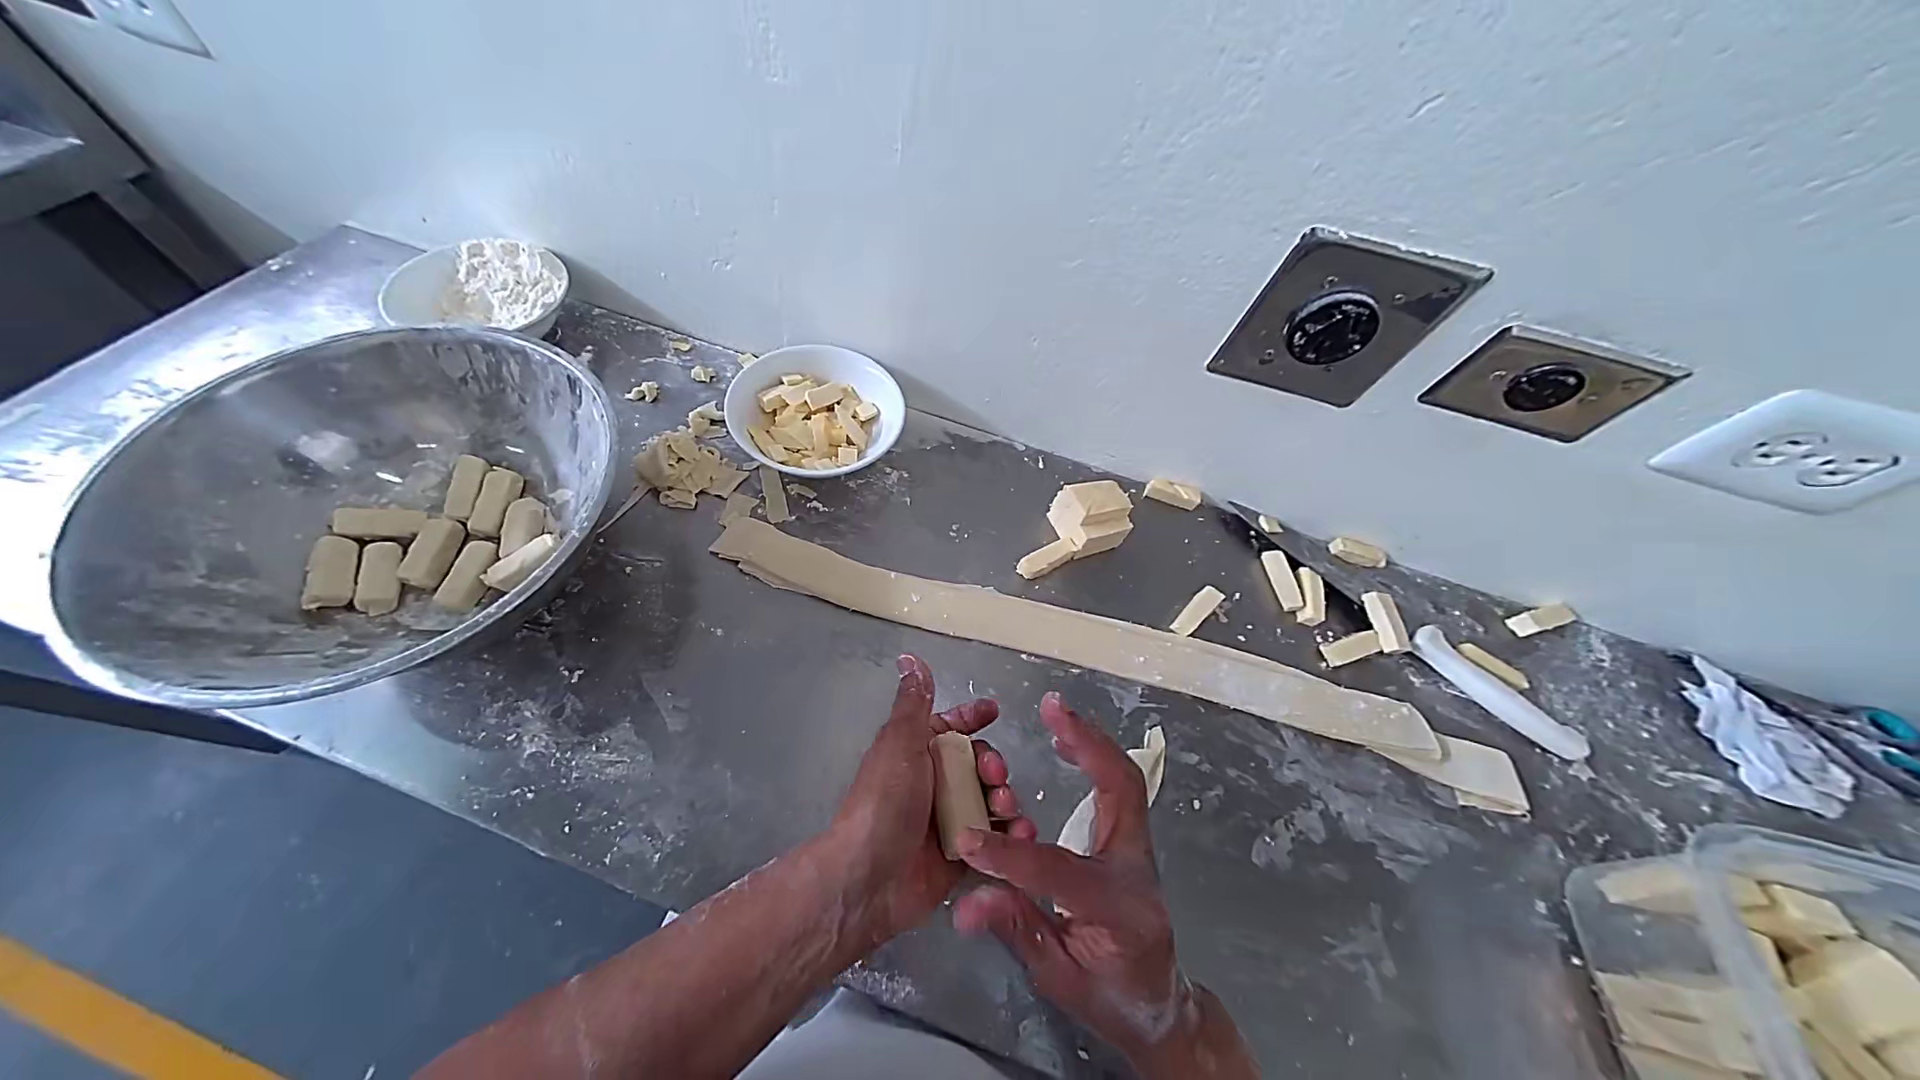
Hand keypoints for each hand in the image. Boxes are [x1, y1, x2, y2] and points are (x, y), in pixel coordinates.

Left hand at [828, 654, 1034, 944]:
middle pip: (979, 764)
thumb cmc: (885, 801)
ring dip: (1006, 800)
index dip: (972, 717)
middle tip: (994, 775)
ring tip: (1005, 809)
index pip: (952, 726)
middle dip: (994, 764)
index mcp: (917, 751)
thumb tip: (910, 658)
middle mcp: (934, 782)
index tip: (993, 711)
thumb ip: (914, 702)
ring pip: (991, 800)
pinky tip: (1018, 836)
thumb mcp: (899, 742)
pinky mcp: (961, 854)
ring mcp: (949, 819)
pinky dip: (1009, 837)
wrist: (870, 876)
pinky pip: (993, 840)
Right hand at [952, 693, 1256, 1078]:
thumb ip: (1017, 931)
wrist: (1157, 1004)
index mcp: (1119, 908)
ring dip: (1090, 740)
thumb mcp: (1059, 977)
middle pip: (1123, 789)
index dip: (1010, 855)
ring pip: (1125, 779)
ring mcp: (1140, 849)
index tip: (969, 840)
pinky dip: (1094, 757)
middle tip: (1051, 707)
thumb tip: (967, 904)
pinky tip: (1066, 744)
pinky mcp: (1132, 840)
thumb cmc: (1109, 996)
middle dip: (1086, 742)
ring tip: (1055, 712)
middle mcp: (1136, 866)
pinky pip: (1120, 788)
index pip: (1058, 870)